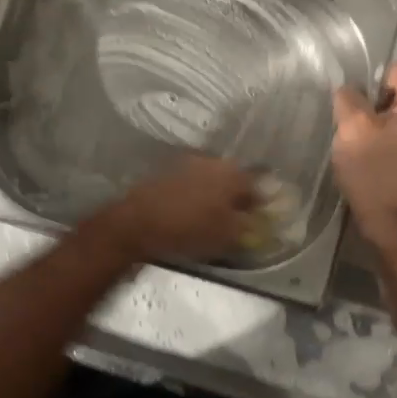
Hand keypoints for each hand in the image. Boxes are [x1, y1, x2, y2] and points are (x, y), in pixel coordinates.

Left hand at [98, 156, 256, 262]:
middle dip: (236, 196)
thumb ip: (247, 225)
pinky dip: (195, 192)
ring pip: (212, 177)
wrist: (138, 222)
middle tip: (233, 217)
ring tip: (210, 214)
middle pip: (234, 178)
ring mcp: (189, 161)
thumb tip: (256, 220)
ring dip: (214, 192)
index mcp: (233, 173)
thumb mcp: (226, 236)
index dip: (258, 204)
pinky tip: (190, 208)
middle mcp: (213, 161)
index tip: (256, 218)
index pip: (257, 186)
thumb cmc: (188, 229)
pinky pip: (192, 180)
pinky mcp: (169, 168)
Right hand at [332, 61, 396, 239]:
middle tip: (354, 120)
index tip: (360, 101)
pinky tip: (366, 148)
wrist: (385, 216)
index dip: (376, 77)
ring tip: (358, 135)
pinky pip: (396, 125)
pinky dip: (380, 131)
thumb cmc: (371, 168)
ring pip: (394, 107)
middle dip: (373, 98)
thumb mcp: (352, 126)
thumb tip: (349, 88)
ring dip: (373, 116)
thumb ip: (349, 97)